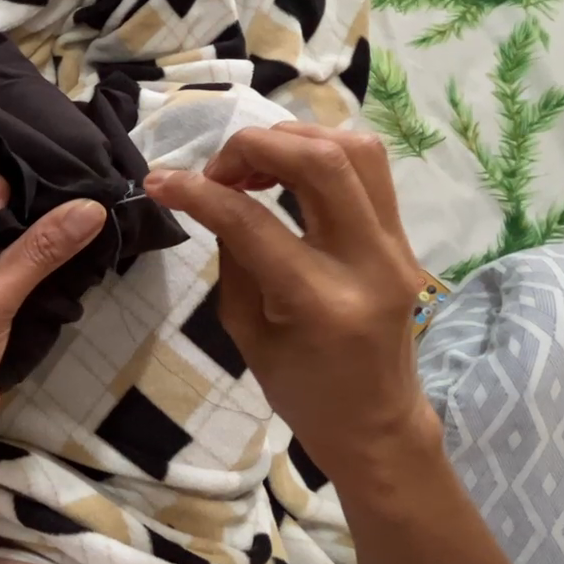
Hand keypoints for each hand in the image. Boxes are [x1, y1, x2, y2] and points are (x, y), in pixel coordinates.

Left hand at [0, 175, 106, 460]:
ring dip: (40, 233)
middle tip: (84, 176)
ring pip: (7, 243)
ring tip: (88, 202)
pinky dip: (40, 263)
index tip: (57, 155)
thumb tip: (92, 206)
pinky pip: (14, 270)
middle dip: (32, 202)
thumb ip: (40, 250)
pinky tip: (75, 246)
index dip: (10, 174)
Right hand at [142, 123, 439, 483]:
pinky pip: (369, 169)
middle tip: (217, 171)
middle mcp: (370, 263)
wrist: (377, 422)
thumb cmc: (298, 388)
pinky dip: (320, 153)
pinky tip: (285, 174)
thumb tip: (217, 198)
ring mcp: (398, 247)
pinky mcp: (404, 238)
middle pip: (321, 161)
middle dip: (253, 146)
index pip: (251, 221)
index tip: (159, 182)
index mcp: (319, 301)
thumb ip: (233, 255)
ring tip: (252, 167)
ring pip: (356, 151)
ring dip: (292, 141)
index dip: (196, 191)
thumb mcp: (243, 327)